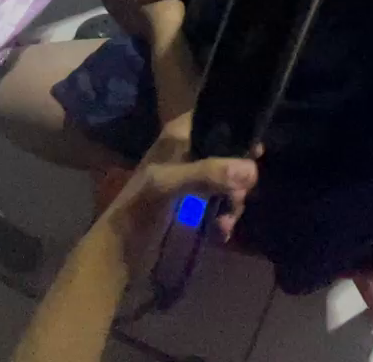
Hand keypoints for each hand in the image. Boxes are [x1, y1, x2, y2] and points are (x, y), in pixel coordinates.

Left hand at [103, 113, 254, 243]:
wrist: (116, 256)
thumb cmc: (137, 209)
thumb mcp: (168, 185)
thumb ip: (208, 173)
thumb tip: (252, 169)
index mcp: (179, 134)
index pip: (217, 116)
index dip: (240, 129)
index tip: (256, 150)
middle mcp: (189, 150)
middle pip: (230, 150)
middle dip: (239, 175)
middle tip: (239, 196)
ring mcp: (193, 178)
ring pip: (229, 178)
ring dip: (234, 200)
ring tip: (227, 222)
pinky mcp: (195, 203)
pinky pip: (223, 201)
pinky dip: (226, 214)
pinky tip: (223, 230)